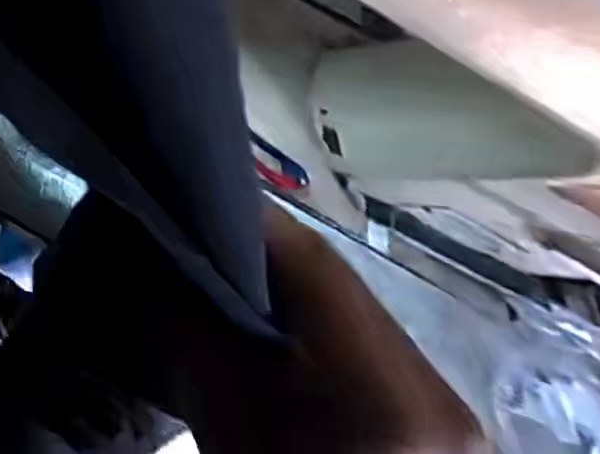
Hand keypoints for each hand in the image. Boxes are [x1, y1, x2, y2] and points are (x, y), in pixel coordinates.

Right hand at [174, 209, 487, 453]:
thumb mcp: (209, 390)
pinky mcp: (435, 408)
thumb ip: (183, 308)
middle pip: (330, 275)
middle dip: (256, 240)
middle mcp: (437, 388)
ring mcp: (446, 400)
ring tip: (219, 256)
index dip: (241, 213)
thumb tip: (153, 240)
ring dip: (280, 272)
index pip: (310, 259)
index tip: (184, 190)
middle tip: (192, 219)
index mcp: (385, 389)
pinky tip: (264, 304)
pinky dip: (306, 306)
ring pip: (345, 298)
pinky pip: (359, 329)